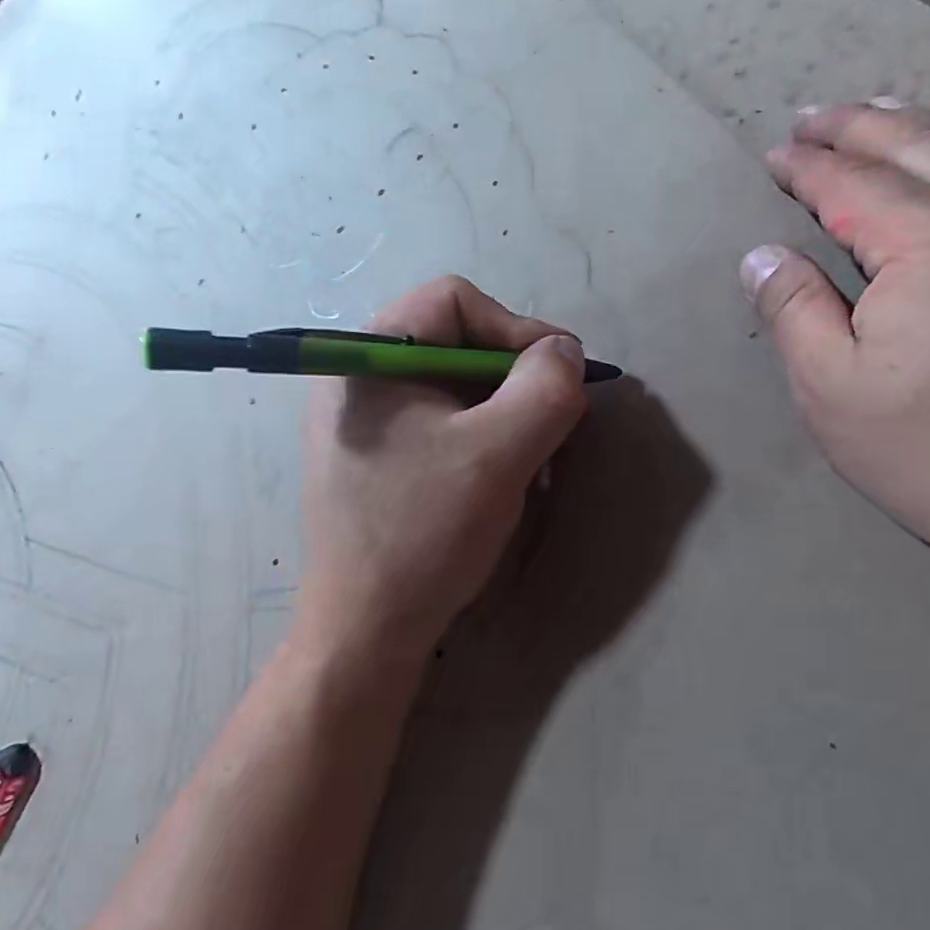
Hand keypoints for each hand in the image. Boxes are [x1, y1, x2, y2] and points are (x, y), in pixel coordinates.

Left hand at [293, 276, 589, 667]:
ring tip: (533, 457)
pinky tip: (505, 478)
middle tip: (555, 422)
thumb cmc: (426, 532)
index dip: (518, 330)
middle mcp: (363, 378)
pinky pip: (451, 425)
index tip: (559, 378)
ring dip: (510, 414)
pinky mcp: (387, 458)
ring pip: (462, 388)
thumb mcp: (498, 454)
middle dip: (519, 379)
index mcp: (370, 358)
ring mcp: (373, 422)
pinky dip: (490, 440)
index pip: (456, 302)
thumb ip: (545, 390)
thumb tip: (566, 352)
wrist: (370, 627)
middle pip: (461, 343)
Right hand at [744, 100, 929, 597]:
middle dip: (859, 125)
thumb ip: (795, 316)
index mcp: (928, 241)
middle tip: (818, 118)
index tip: (777, 154)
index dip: (806, 164)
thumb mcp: (838, 399)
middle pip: (919, 144)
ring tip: (890, 118)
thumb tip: (762, 256)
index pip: (850, 182)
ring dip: (928, 126)